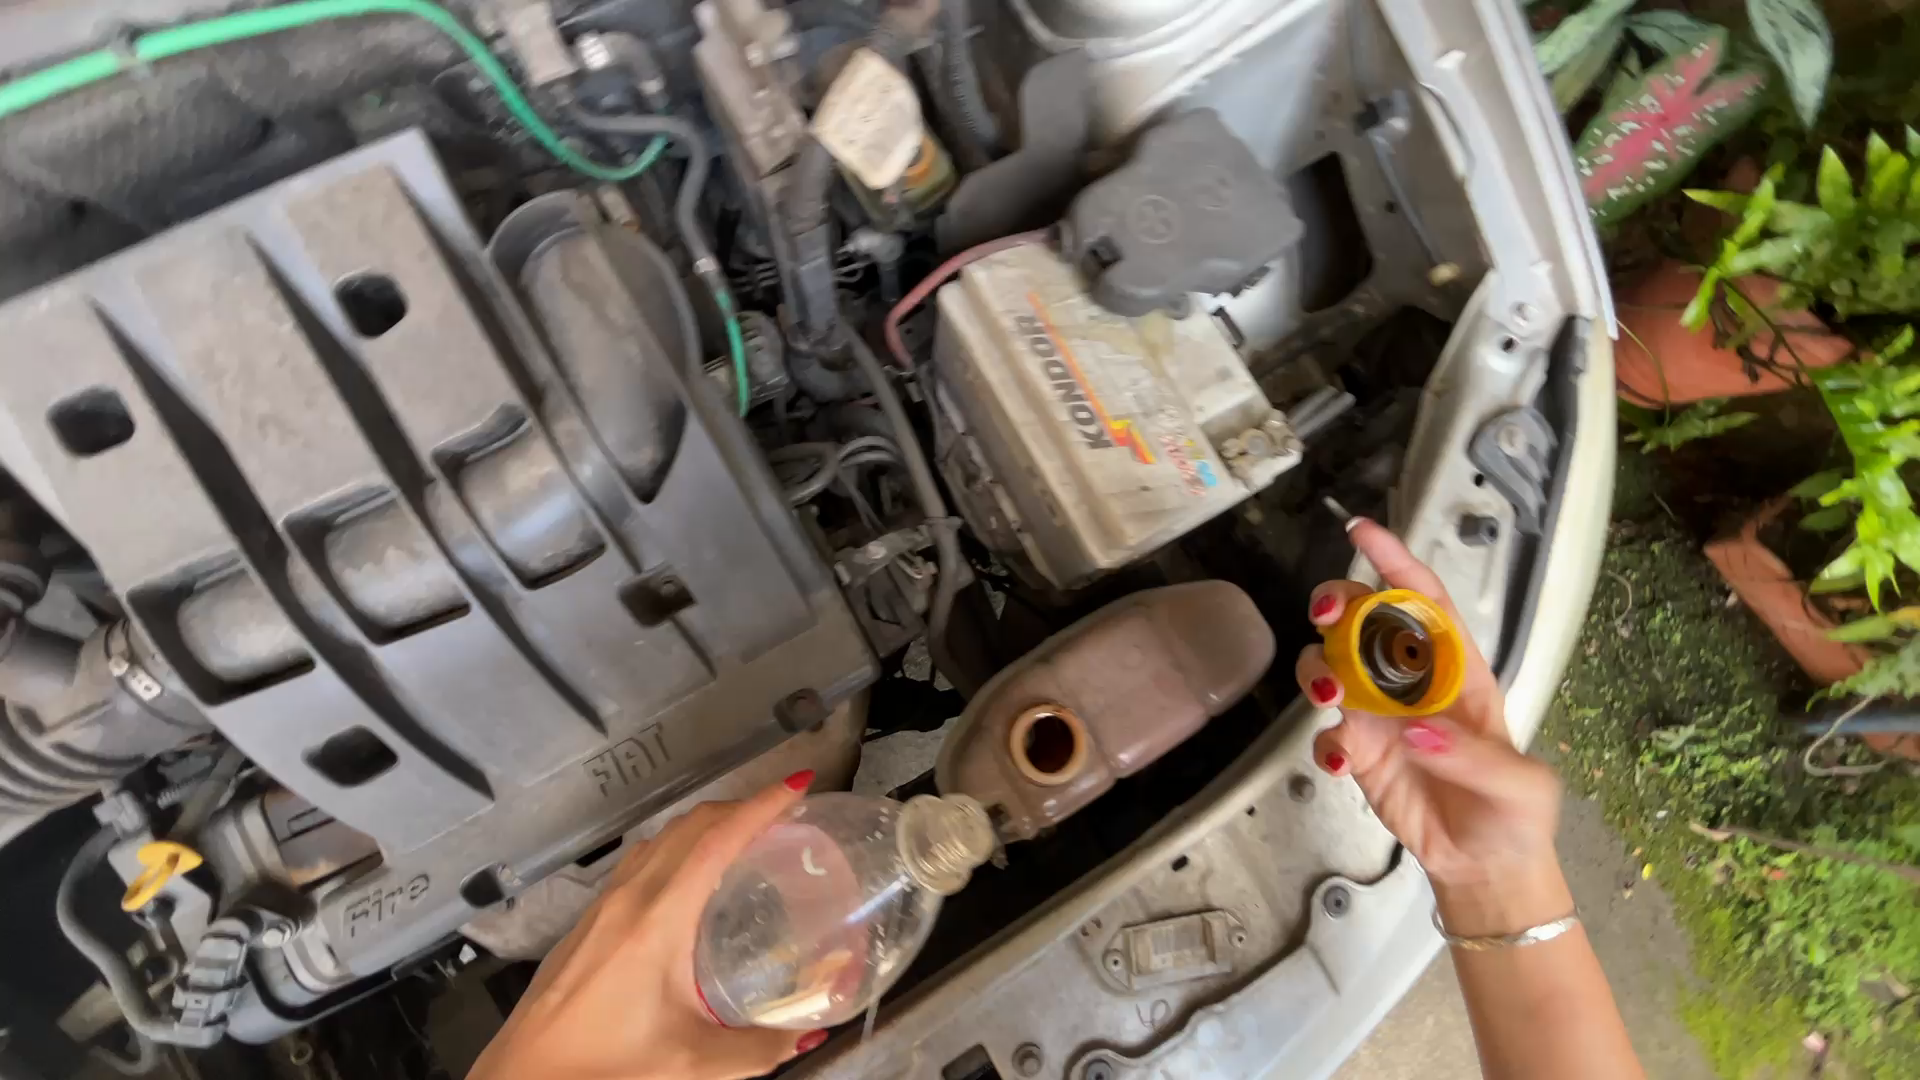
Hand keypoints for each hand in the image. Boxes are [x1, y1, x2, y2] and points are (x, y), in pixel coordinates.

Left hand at [469, 772, 825, 1079]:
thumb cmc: (601, 1069)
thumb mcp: (686, 1066)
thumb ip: (757, 1051)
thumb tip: (812, 1034)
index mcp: (659, 917)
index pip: (718, 839)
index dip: (762, 805)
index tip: (798, 783)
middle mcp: (632, 894)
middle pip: (694, 824)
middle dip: (742, 804)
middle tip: (785, 811)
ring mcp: (605, 901)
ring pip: (666, 834)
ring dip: (710, 820)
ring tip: (746, 834)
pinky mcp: (590, 915)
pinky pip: (646, 854)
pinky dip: (682, 841)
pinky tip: (691, 872)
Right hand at [1295, 519, 1568, 936]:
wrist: (1483, 865)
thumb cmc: (1514, 812)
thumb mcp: (1523, 786)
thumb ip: (1476, 756)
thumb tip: (1415, 731)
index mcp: (1454, 669)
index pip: (1422, 600)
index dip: (1393, 560)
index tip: (1360, 532)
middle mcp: (1405, 679)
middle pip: (1358, 619)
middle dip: (1336, 603)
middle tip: (1327, 616)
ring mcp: (1374, 712)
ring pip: (1326, 662)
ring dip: (1317, 670)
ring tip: (1330, 698)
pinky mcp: (1352, 748)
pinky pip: (1321, 730)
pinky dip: (1321, 741)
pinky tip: (1338, 764)